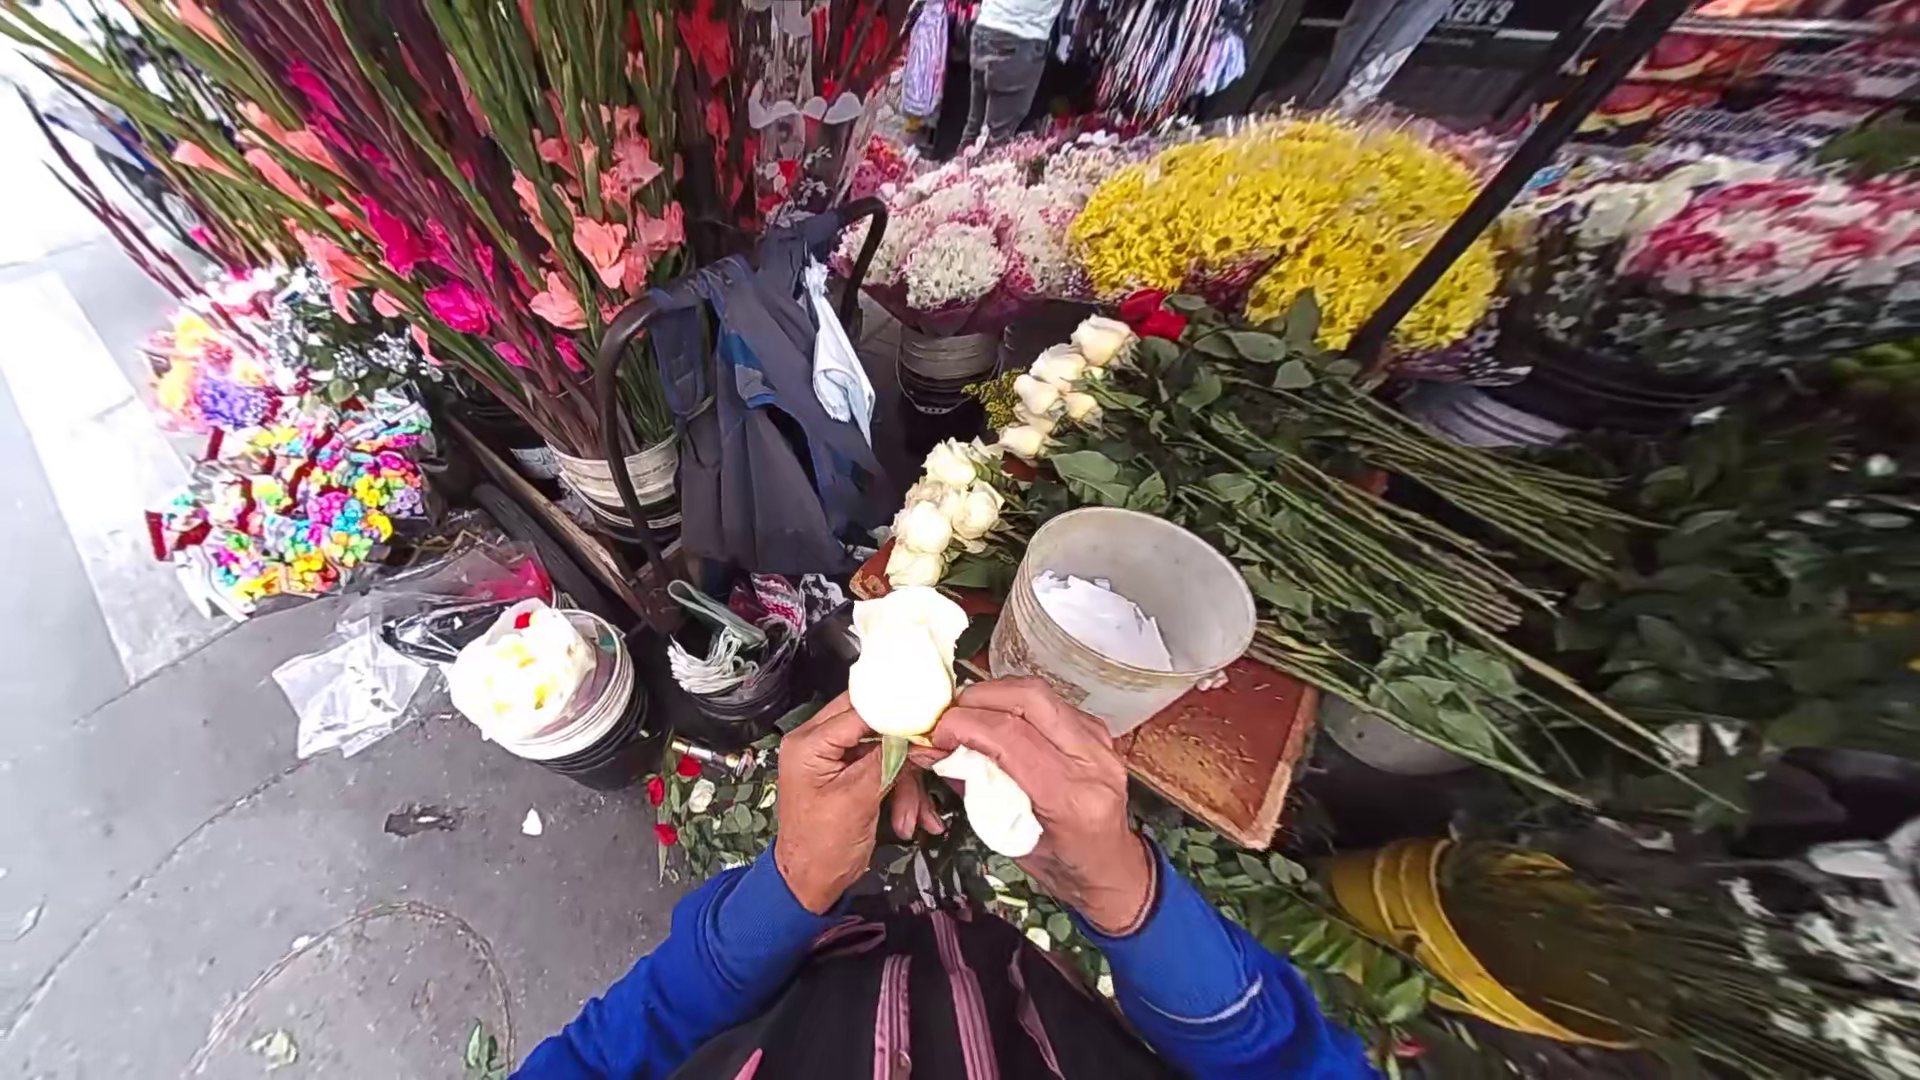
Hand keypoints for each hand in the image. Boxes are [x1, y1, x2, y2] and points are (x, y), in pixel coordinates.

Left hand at [772, 693, 949, 912]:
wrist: (809, 888)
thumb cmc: (821, 847)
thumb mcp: (858, 799)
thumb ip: (890, 760)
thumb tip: (924, 735)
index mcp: (809, 742)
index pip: (859, 708)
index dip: (897, 712)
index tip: (930, 718)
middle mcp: (819, 740)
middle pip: (874, 722)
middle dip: (905, 746)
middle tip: (932, 752)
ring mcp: (836, 756)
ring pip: (885, 748)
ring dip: (905, 781)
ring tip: (913, 816)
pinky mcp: (852, 771)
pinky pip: (884, 765)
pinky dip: (901, 790)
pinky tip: (912, 818)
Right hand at [922, 678, 1153, 934]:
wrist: (1112, 869)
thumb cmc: (1062, 867)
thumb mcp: (1009, 838)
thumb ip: (973, 788)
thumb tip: (934, 751)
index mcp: (1070, 799)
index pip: (1010, 737)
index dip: (965, 724)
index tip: (938, 733)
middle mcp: (1092, 762)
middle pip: (1029, 697)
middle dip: (980, 697)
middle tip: (953, 715)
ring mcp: (1099, 741)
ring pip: (1040, 692)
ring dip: (997, 695)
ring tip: (972, 714)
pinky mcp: (1097, 730)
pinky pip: (1050, 701)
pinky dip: (1016, 703)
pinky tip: (1001, 719)